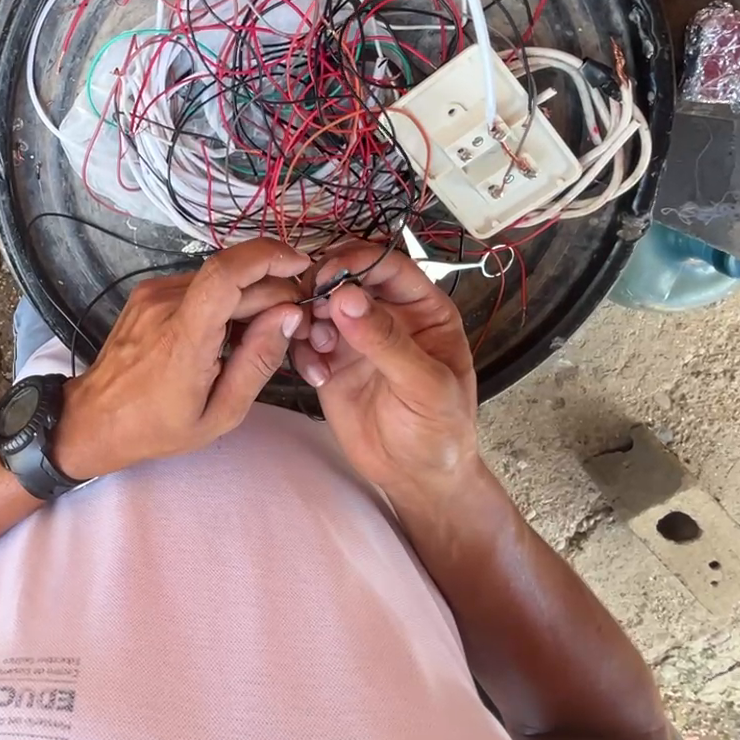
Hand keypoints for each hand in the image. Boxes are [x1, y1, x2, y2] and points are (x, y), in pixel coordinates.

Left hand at [52, 238, 309, 479]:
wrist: (95, 417)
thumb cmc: (159, 427)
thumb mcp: (221, 412)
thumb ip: (259, 361)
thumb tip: (290, 314)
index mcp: (184, 337)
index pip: (225, 274)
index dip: (267, 259)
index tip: (301, 267)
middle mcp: (165, 303)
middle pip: (232, 276)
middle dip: (273, 290)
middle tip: (292, 323)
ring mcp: (153, 292)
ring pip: (218, 278)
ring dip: (248, 295)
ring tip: (256, 334)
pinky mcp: (148, 291)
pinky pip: (199, 284)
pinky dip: (224, 299)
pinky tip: (227, 330)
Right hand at [288, 242, 480, 495]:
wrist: (414, 478)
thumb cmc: (438, 431)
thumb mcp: (423, 387)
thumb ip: (387, 341)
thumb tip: (346, 297)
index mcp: (422, 309)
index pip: (388, 265)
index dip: (356, 262)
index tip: (326, 276)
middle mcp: (385, 314)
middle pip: (345, 276)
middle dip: (322, 287)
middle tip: (311, 309)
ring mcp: (354, 335)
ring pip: (318, 303)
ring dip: (308, 319)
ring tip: (318, 349)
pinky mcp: (328, 358)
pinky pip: (303, 337)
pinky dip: (301, 350)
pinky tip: (318, 377)